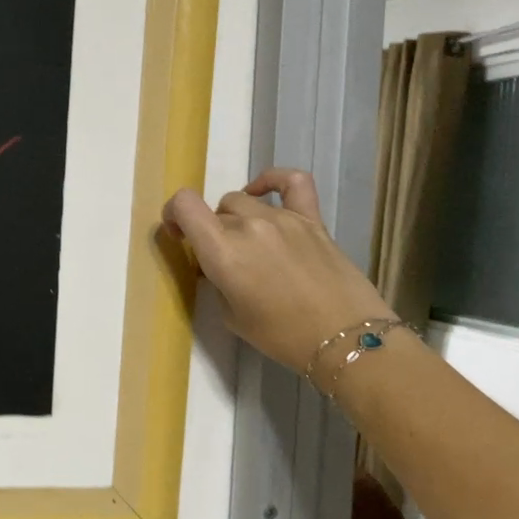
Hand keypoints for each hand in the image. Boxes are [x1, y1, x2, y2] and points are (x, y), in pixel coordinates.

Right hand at [161, 168, 392, 369]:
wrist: (345, 338)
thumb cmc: (281, 335)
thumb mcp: (231, 315)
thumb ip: (216, 281)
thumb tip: (215, 264)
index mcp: (222, 250)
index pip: (184, 205)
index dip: (173, 215)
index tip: (178, 236)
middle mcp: (248, 225)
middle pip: (215, 211)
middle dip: (209, 232)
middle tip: (220, 261)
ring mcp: (283, 218)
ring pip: (243, 200)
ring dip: (236, 218)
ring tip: (247, 244)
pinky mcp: (312, 219)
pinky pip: (292, 182)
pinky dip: (272, 180)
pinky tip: (262, 193)